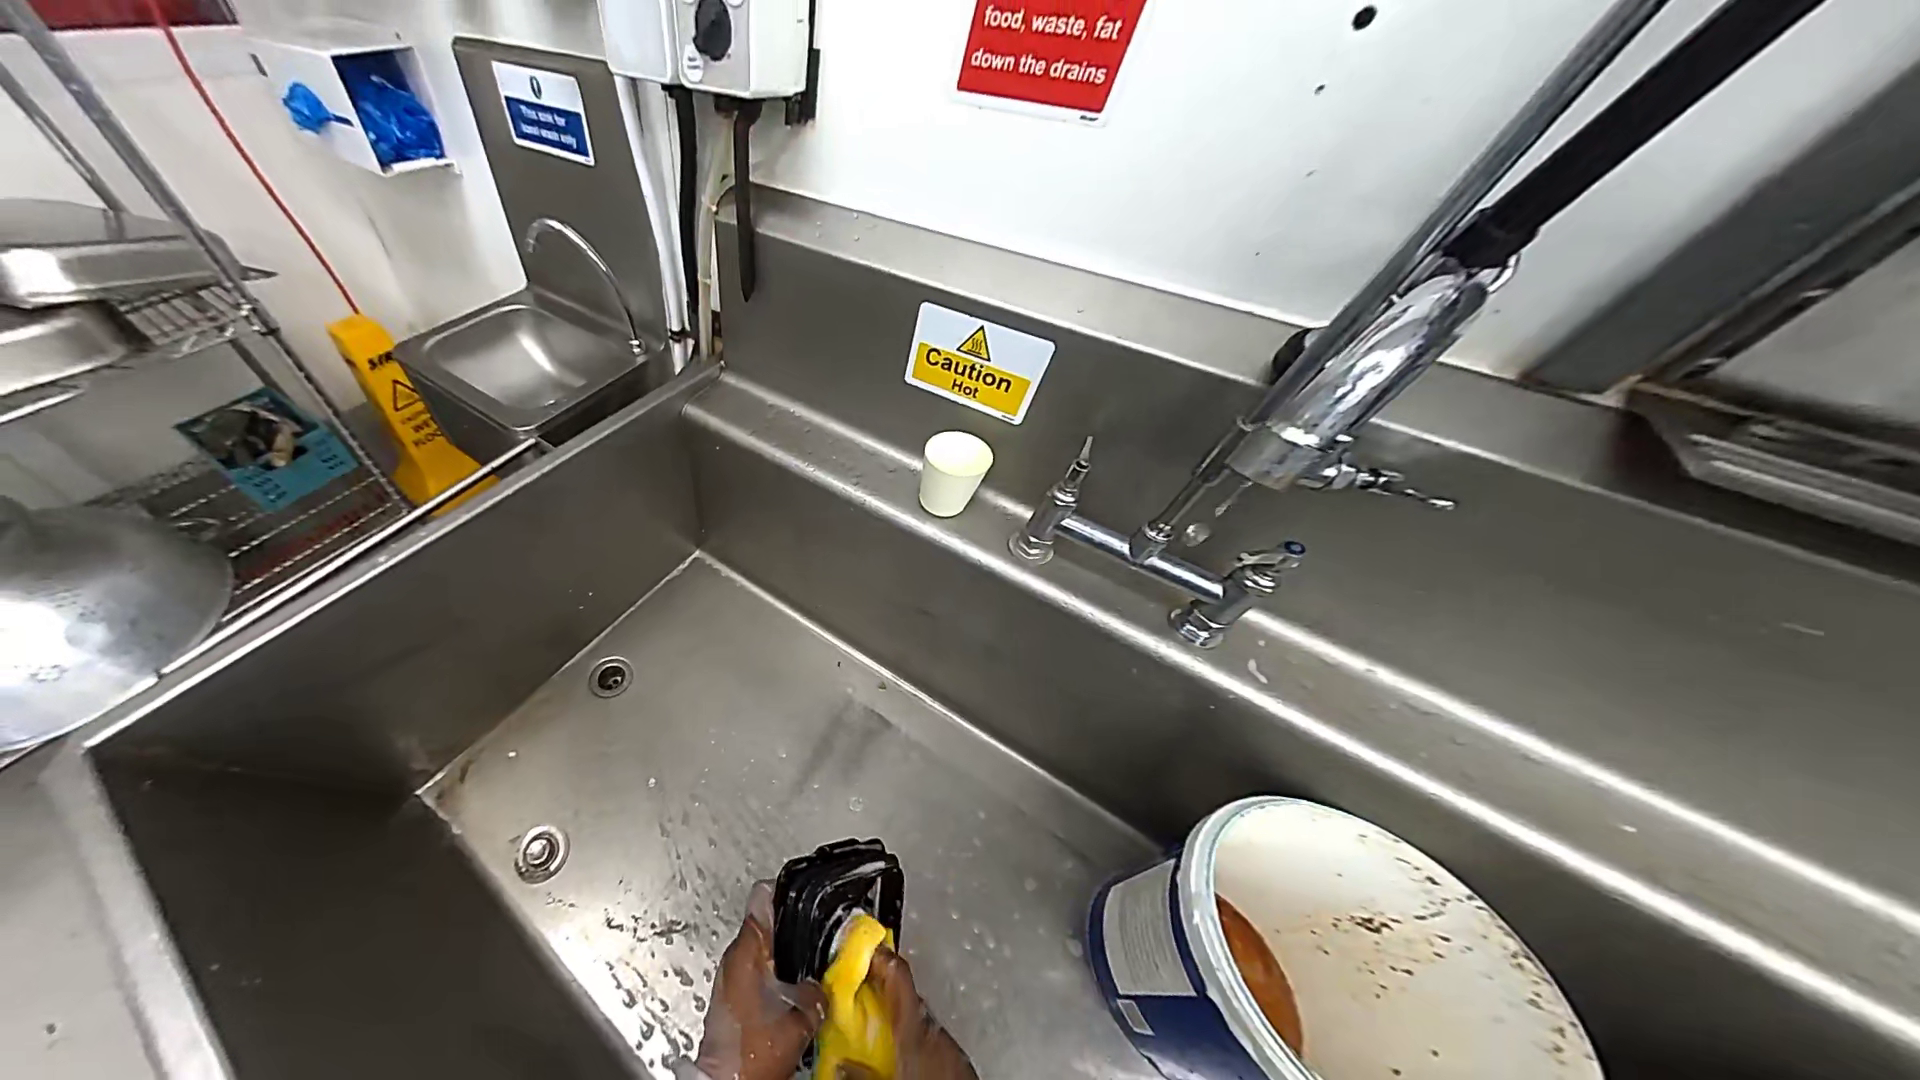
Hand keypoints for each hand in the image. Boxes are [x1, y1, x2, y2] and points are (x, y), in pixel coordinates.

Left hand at [692, 882, 825, 1079]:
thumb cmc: (753, 1051)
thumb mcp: (800, 1016)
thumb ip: (817, 989)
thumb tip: (826, 980)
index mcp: (747, 949)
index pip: (763, 895)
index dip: (787, 886)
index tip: (806, 887)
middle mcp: (734, 956)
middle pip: (765, 918)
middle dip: (792, 918)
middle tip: (818, 920)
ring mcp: (730, 975)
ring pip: (762, 944)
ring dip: (784, 945)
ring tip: (810, 950)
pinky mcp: (732, 995)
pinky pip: (758, 966)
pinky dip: (777, 966)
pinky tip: (795, 980)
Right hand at [838, 947, 978, 1079]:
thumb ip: (862, 1074)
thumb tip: (840, 1066)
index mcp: (915, 1028)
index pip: (899, 976)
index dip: (883, 959)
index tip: (868, 948)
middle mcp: (935, 1029)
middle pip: (908, 998)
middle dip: (886, 993)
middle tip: (862, 990)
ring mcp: (949, 1044)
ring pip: (920, 1019)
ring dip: (901, 1017)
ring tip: (879, 1024)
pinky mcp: (958, 1060)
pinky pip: (932, 1038)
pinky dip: (916, 1037)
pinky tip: (904, 1054)